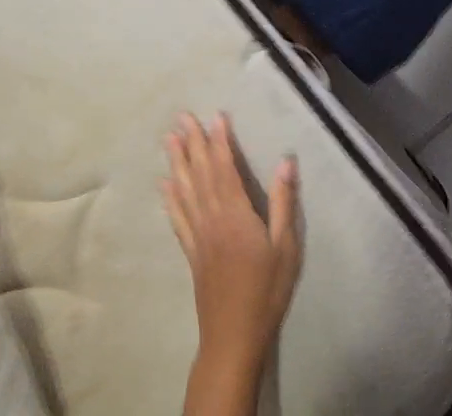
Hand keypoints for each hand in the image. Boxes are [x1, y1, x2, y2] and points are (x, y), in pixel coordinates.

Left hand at [162, 114, 301, 363]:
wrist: (233, 335)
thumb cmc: (267, 290)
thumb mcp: (286, 246)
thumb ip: (283, 202)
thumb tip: (286, 161)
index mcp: (236, 214)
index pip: (225, 169)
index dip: (220, 141)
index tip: (215, 116)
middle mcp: (212, 219)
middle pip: (200, 174)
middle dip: (192, 144)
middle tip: (181, 117)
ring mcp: (198, 236)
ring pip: (184, 191)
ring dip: (177, 163)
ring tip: (169, 139)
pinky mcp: (192, 252)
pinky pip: (178, 218)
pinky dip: (170, 198)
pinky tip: (165, 185)